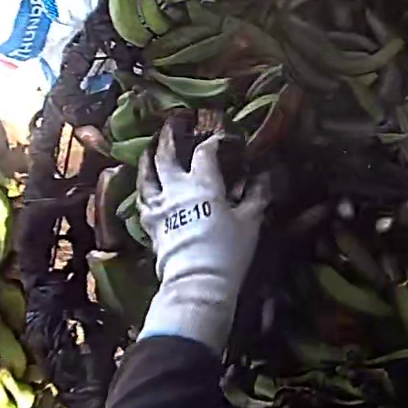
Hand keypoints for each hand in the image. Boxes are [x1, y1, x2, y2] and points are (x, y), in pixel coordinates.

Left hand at [137, 120, 270, 351]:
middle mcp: (177, 188)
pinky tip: (146, 188)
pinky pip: (143, 201)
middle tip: (173, 125)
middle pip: (167, 156)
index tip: (221, 138)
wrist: (198, 281)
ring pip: (147, 175)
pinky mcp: (150, 224)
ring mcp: (159, 206)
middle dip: (170, 138)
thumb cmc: (228, 250)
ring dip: (148, 160)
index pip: (205, 152)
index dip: (213, 141)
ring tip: (149, 150)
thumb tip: (265, 177)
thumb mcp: (249, 222)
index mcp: (203, 183)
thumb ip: (256, 196)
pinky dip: (144, 189)